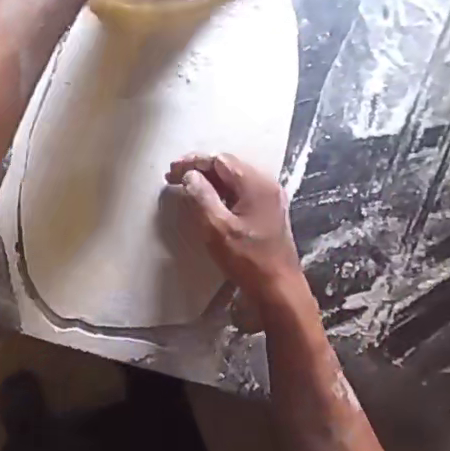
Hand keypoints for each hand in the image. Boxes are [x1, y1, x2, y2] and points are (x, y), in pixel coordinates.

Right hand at [167, 153, 305, 309]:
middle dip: (200, 170)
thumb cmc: (248, 260)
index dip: (193, 163)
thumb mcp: (218, 229)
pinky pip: (241, 194)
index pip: (220, 161)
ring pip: (234, 180)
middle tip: (174, 178)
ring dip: (209, 182)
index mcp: (256, 184)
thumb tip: (189, 176)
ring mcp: (269, 199)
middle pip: (228, 167)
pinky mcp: (267, 214)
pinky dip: (221, 193)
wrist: (278, 289)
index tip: (171, 172)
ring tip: (186, 189)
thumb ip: (201, 198)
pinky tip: (207, 202)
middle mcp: (266, 185)